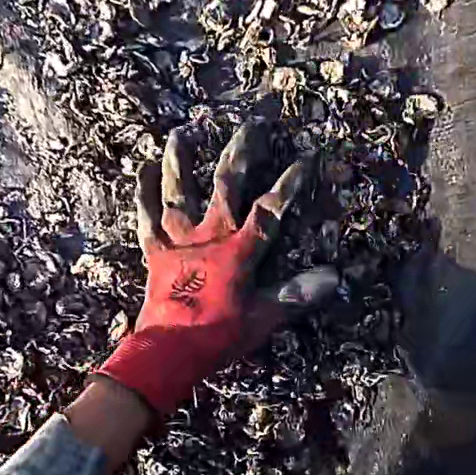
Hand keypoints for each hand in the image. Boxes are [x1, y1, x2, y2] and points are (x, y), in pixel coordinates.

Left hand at [95, 123, 339, 415]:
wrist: (168, 350)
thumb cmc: (217, 335)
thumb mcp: (262, 319)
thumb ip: (295, 295)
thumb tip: (334, 277)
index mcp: (238, 250)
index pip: (270, 209)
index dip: (289, 183)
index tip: (304, 158)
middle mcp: (209, 235)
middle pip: (227, 184)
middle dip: (242, 152)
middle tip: (252, 124)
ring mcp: (178, 239)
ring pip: (179, 191)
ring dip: (181, 161)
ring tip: (182, 133)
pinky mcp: (154, 251)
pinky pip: (146, 216)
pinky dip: (142, 193)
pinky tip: (141, 169)